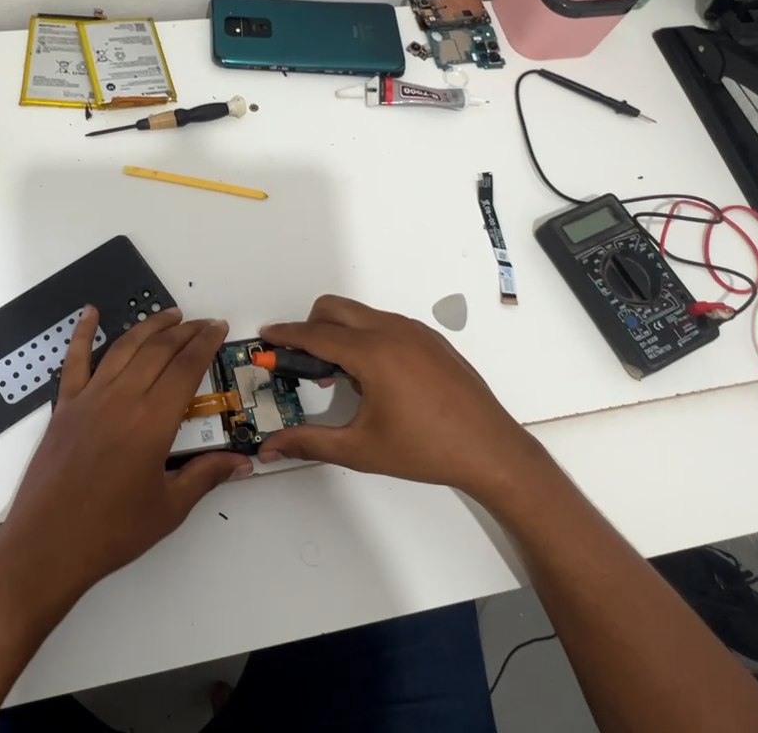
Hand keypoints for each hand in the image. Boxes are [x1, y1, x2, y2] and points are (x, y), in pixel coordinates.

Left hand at [0, 307, 243, 603]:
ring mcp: (88, 399)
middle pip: (158, 351)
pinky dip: (82, 334)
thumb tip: (244, 462)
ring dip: (149, 327)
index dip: (205, 344)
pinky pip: (74, 361)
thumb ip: (206, 476)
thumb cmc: (112, 532)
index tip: (219, 328)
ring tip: (169, 315)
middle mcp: (122, 399)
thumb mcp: (168, 508)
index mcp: (152, 422)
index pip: (186, 368)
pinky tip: (90, 313)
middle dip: (185, 331)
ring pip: (124, 348)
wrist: (47, 547)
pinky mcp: (63, 407)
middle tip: (203, 322)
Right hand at [256, 295, 546, 506]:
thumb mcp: (360, 449)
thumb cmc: (424, 450)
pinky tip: (377, 380)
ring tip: (342, 380)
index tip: (265, 337)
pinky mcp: (433, 340)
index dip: (285, 335)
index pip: (315, 334)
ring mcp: (416, 332)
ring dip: (341, 333)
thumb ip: (308, 443)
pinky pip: (387, 324)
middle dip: (311, 326)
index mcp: (373, 353)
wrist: (491, 450)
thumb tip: (269, 449)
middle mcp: (393, 331)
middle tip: (304, 363)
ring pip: (362, 314)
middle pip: (335, 308)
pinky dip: (368, 338)